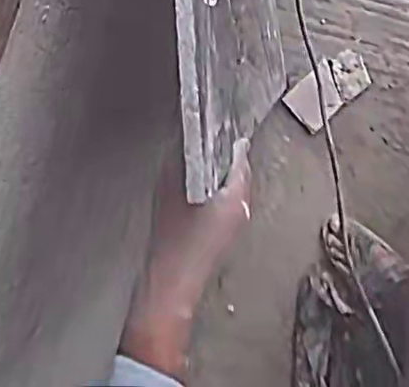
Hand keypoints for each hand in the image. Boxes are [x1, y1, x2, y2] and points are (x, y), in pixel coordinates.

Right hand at [120, 140, 252, 377]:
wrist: (168, 286)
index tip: (215, 121)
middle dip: (221, 151)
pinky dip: (210, 186)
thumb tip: (185, 133)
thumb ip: (181, 156)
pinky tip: (190, 184)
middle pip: (236, 170)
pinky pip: (220, 199)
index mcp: (237, 197)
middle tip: (204, 133)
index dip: (227, 136)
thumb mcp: (172, 186)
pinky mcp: (218, 235)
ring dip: (214, 168)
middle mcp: (240, 210)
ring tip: (194, 153)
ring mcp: (231, 225)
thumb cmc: (172, 239)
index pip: (239, 156)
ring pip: (228, 185)